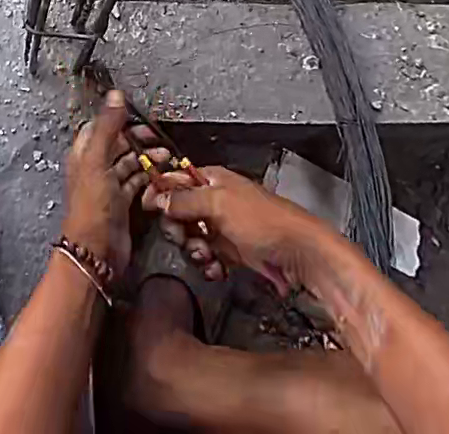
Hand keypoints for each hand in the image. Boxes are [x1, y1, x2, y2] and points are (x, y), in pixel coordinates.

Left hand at [61, 91, 167, 276]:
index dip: (119, 119)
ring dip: (147, 157)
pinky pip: (137, 182)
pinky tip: (162, 174)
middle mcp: (96, 166)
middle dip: (138, 138)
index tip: (139, 115)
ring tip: (166, 155)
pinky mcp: (122, 202)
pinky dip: (149, 176)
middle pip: (118, 143)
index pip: (102, 126)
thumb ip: (107, 126)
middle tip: (158, 137)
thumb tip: (115, 94)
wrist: (96, 252)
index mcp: (85, 153)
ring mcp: (109, 185)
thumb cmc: (93, 205)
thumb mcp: (98, 160)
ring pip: (130, 162)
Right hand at [141, 166, 341, 295]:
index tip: (149, 207)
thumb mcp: (219, 203)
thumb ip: (185, 200)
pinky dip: (208, 265)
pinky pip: (207, 257)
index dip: (160, 192)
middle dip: (179, 228)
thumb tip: (158, 198)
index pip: (175, 180)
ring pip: (191, 237)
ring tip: (207, 256)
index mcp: (212, 179)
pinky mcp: (231, 251)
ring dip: (194, 250)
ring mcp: (223, 226)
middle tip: (187, 236)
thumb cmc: (264, 221)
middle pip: (179, 212)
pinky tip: (216, 268)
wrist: (299, 254)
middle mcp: (215, 200)